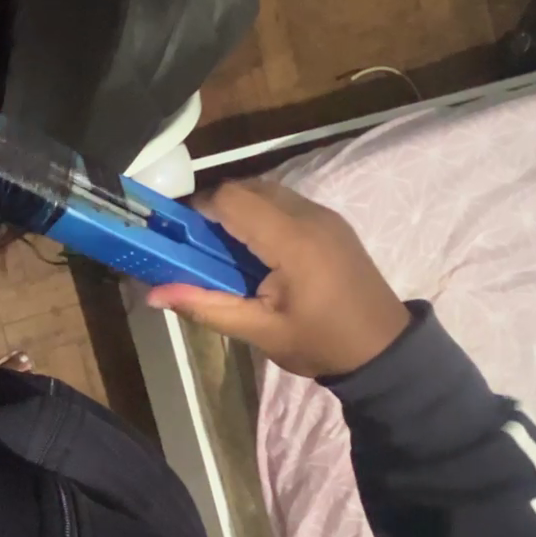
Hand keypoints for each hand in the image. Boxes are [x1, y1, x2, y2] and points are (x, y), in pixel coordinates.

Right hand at [147, 182, 410, 378]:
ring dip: (236, 209)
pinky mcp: (330, 222)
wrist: (384, 349)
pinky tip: (251, 249)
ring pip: (265, 190)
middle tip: (195, 246)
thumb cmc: (320, 342)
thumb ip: (204, 306)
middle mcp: (309, 215)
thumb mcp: (258, 330)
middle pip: (247, 187)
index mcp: (291, 240)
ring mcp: (323, 215)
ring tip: (221, 249)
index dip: (198, 209)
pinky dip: (258, 214)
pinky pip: (283, 201)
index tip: (178, 236)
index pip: (232, 198)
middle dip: (214, 208)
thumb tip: (151, 294)